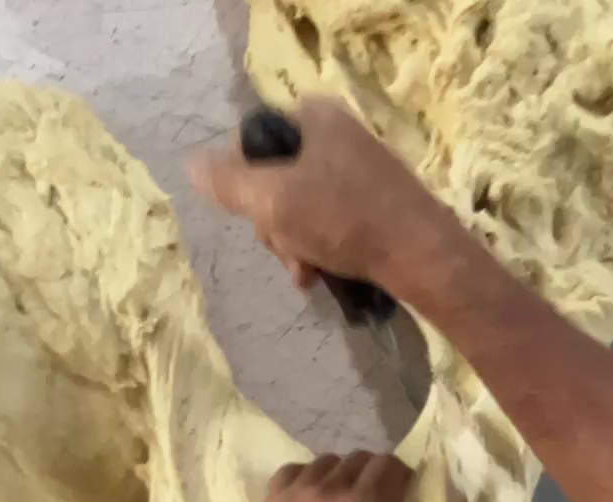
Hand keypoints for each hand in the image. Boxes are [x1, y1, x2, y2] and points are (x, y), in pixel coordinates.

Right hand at [188, 98, 463, 294]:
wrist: (420, 255)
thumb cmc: (344, 220)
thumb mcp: (274, 201)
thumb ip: (229, 183)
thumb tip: (191, 165)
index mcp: (313, 116)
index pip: (251, 142)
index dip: (242, 184)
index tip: (254, 217)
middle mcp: (337, 134)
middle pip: (275, 180)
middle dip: (275, 225)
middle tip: (289, 251)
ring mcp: (358, 170)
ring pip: (301, 209)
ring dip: (294, 245)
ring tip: (308, 272)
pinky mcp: (375, 205)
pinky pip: (330, 223)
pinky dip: (320, 249)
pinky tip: (322, 274)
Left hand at [220, 452, 448, 501]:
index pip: (389, 466)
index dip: (403, 477)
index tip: (405, 497)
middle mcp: (327, 491)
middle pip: (358, 460)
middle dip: (375, 475)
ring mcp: (292, 495)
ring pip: (325, 462)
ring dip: (342, 475)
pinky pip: (292, 472)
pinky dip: (307, 478)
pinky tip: (309, 501)